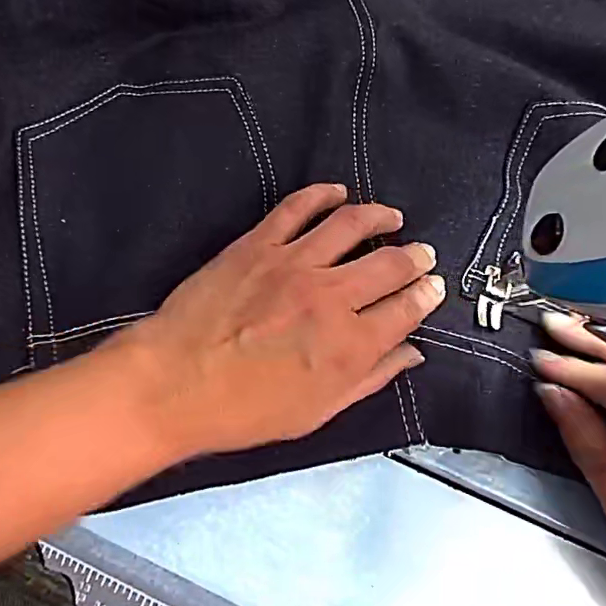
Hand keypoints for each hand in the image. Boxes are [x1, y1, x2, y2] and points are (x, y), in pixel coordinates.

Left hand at [99, 183, 442, 459]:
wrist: (173, 384)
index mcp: (348, 346)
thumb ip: (370, 378)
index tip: (432, 288)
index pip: (407, 310)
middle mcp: (330, 298)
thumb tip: (410, 354)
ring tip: (393, 216)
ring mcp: (294, 264)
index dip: (426, 296)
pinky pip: (299, 207)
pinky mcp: (260, 243)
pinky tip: (338, 193)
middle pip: (391, 264)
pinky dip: (323, 194)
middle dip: (416, 258)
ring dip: (382, 216)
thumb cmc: (244, 410)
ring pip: (353, 224)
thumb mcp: (317, 411)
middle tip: (422, 255)